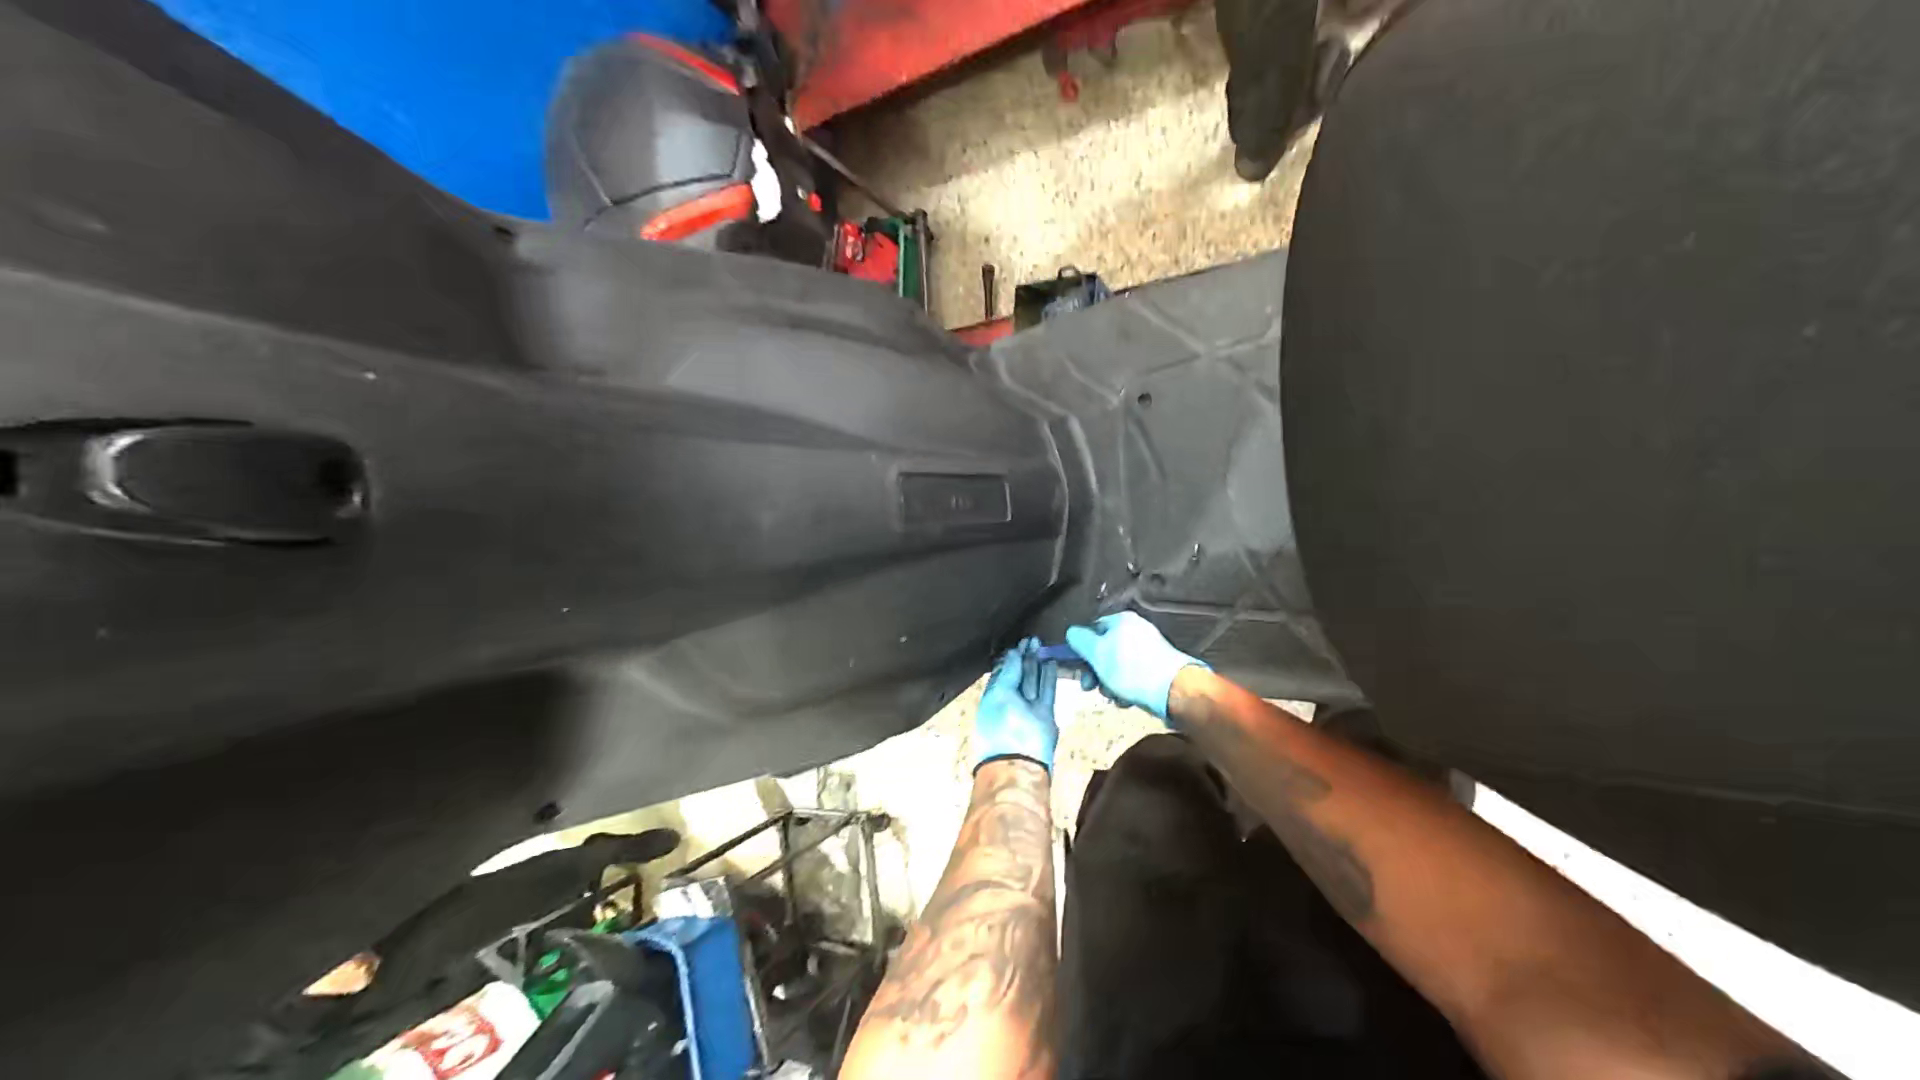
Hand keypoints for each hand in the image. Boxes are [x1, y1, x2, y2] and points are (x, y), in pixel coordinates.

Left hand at [973, 637, 1059, 771]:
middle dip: (1024, 657)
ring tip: (1040, 646)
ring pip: (1033, 681)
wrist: (1019, 762)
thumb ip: (1008, 673)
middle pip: (1019, 675)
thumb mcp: (998, 695)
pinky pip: (1047, 691)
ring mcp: (1028, 709)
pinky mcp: (1044, 715)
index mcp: (993, 698)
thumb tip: (1014, 653)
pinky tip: (1051, 662)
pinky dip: (1049, 676)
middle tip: (1031, 640)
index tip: (1018, 644)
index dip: (1010, 658)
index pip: (1002, 673)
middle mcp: (1011, 702)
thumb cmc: (1002, 726)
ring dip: (1037, 663)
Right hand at [1064, 611, 1205, 721]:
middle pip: (1104, 649)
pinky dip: (1126, 686)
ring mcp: (1149, 648)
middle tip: (1090, 687)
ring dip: (1109, 682)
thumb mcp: (1096, 653)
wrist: (1174, 690)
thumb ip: (1079, 640)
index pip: (1091, 629)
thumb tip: (1071, 632)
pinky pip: (1133, 674)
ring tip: (1114, 697)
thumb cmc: (1130, 669)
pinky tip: (1127, 700)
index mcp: (1122, 620)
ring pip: (1117, 665)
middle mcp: (1137, 629)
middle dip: (1095, 671)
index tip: (1077, 668)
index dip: (1081, 649)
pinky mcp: (1158, 666)